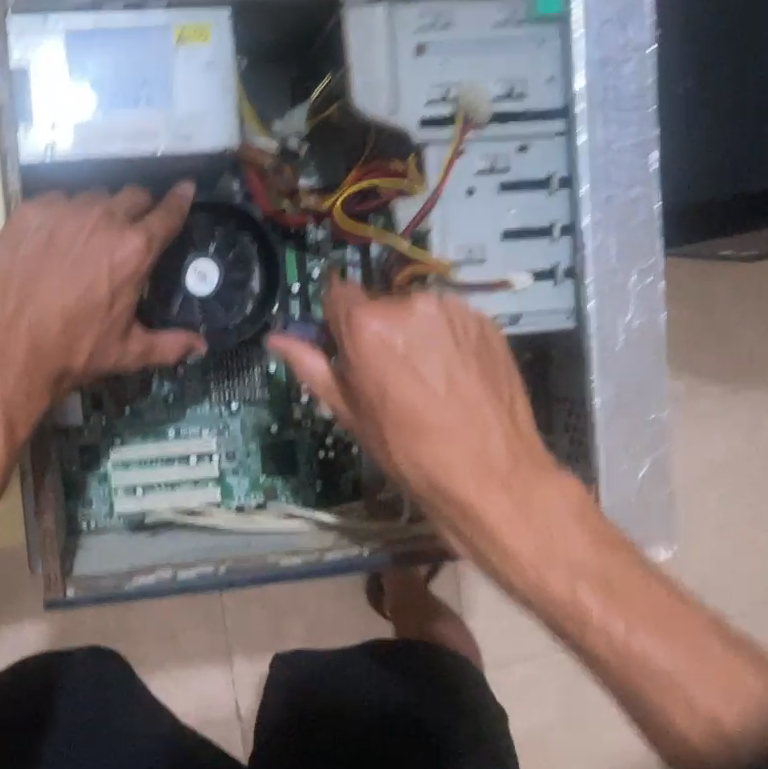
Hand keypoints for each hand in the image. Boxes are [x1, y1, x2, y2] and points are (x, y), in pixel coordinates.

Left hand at [0, 183, 205, 407]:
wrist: (7, 352)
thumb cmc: (73, 353)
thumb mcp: (128, 352)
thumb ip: (170, 344)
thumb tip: (202, 346)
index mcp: (134, 250)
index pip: (168, 211)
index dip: (180, 200)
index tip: (185, 189)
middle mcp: (102, 220)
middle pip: (132, 195)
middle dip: (139, 208)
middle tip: (132, 227)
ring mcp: (63, 212)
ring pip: (93, 196)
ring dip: (99, 211)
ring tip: (89, 236)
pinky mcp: (29, 212)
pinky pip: (56, 200)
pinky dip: (63, 214)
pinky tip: (55, 238)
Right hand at [266, 279, 563, 534]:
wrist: (491, 476)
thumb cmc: (409, 452)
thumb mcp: (350, 413)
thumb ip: (312, 367)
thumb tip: (276, 339)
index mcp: (368, 325)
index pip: (338, 292)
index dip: (338, 321)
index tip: (346, 348)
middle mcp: (410, 303)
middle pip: (380, 303)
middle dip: (378, 331)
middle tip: (388, 376)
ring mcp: (455, 309)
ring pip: (418, 311)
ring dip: (415, 334)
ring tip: (427, 380)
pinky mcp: (488, 321)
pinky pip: (452, 320)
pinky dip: (447, 340)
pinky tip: (454, 378)